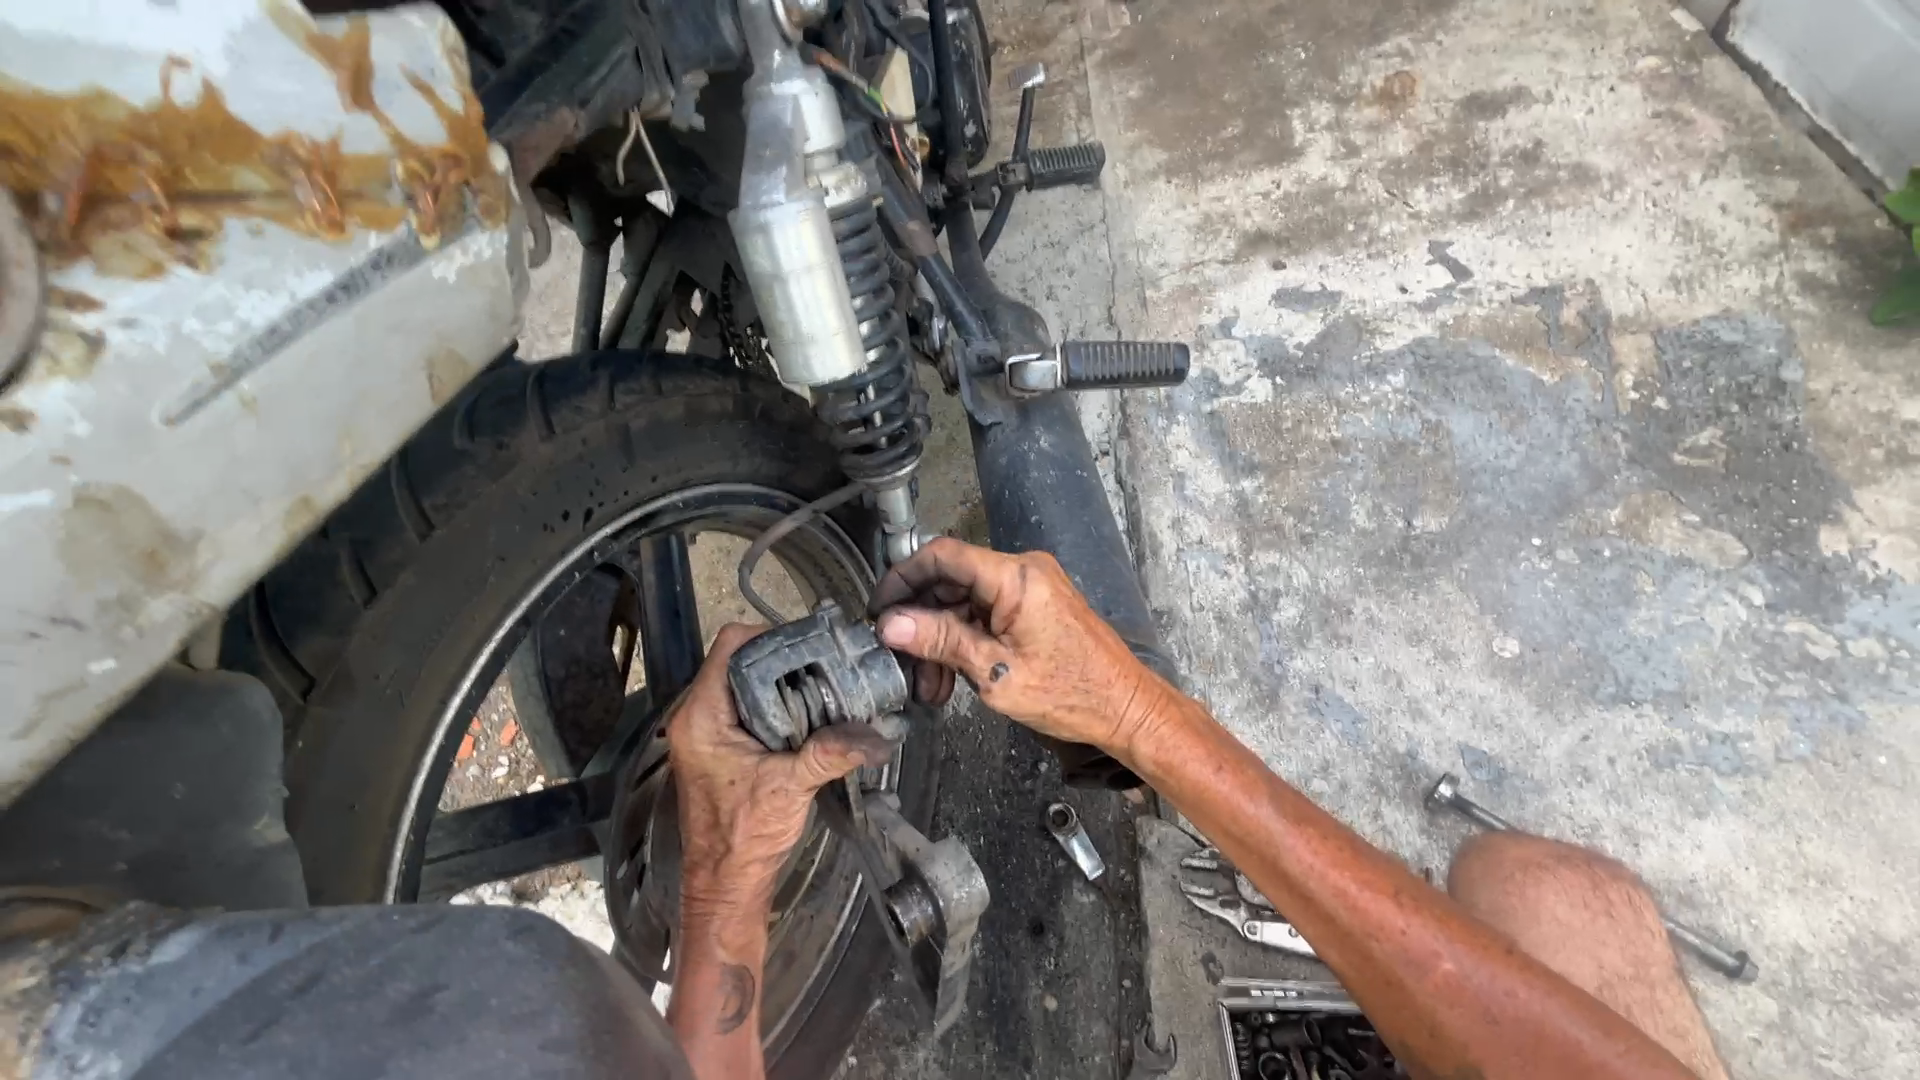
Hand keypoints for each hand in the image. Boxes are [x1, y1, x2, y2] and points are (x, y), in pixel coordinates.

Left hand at [668, 623, 891, 921]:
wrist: (727, 884)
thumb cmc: (742, 840)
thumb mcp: (791, 788)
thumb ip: (830, 753)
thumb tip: (876, 734)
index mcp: (701, 717)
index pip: (729, 646)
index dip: (770, 636)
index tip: (808, 646)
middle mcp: (696, 717)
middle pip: (738, 659)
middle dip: (781, 657)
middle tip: (822, 662)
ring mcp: (708, 731)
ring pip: (744, 681)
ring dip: (780, 680)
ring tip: (820, 682)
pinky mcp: (721, 745)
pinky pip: (748, 705)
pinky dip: (776, 702)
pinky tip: (808, 712)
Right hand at [871, 537, 1169, 755]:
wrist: (1125, 708)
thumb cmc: (1073, 693)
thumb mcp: (995, 672)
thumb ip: (941, 642)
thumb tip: (891, 624)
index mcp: (1016, 577)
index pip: (942, 555)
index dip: (903, 578)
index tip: (879, 609)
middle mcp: (1023, 571)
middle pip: (950, 579)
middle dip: (920, 620)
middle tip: (901, 659)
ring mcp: (1029, 588)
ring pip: (964, 601)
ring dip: (940, 639)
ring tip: (930, 685)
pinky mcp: (1032, 606)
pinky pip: (984, 613)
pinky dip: (964, 641)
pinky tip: (952, 678)